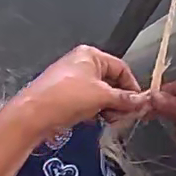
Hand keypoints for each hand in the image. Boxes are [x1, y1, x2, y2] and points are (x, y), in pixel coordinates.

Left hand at [5, 46, 147, 140]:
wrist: (33, 115)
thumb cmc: (67, 98)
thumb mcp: (102, 96)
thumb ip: (125, 99)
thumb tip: (143, 102)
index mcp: (91, 55)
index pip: (122, 68)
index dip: (132, 87)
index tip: (138, 104)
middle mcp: (81, 63)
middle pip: (111, 81)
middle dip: (120, 99)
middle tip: (124, 115)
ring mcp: (71, 79)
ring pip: (100, 93)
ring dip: (108, 107)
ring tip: (109, 120)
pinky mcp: (65, 95)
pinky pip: (87, 101)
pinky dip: (95, 110)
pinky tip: (95, 120)